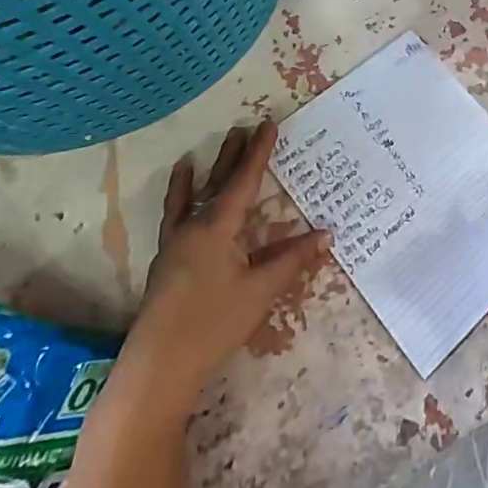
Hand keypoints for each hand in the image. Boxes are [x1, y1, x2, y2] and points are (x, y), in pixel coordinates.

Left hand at [122, 122, 332, 410]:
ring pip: (191, 198)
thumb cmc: (214, 323)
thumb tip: (326, 234)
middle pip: (216, 182)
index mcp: (217, 227)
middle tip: (241, 128)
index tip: (267, 125)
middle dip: (231, 156)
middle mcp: (193, 226)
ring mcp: (175, 242)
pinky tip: (178, 205)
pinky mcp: (166, 260)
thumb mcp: (260, 291)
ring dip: (201, 175)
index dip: (258, 153)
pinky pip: (172, 219)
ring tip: (194, 156)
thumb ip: (291, 261)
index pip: (243, 181)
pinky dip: (176, 203)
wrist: (160, 361)